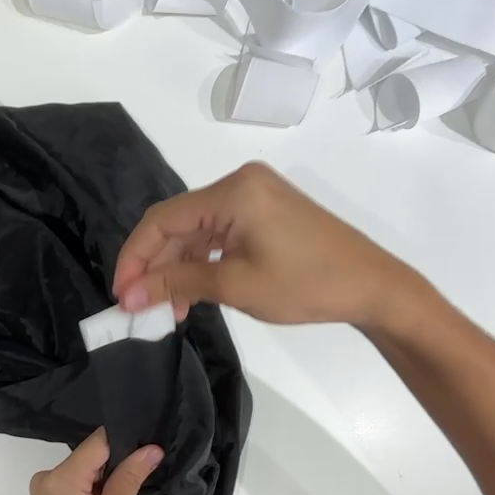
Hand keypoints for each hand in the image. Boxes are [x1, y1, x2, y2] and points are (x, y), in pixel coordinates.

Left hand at [10, 429, 161, 494]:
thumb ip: (129, 480)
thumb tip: (150, 448)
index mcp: (60, 479)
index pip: (98, 443)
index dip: (127, 442)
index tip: (153, 448)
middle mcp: (47, 477)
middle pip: (91, 455)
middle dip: (120, 461)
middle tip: (150, 472)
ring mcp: (45, 490)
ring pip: (86, 469)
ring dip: (109, 477)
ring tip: (138, 487)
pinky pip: (78, 483)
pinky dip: (96, 489)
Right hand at [113, 162, 426, 328]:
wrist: (373, 287)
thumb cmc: (306, 284)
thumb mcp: (234, 285)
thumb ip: (176, 284)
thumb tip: (127, 296)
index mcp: (232, 192)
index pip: (161, 220)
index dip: (134, 258)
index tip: (121, 296)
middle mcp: (239, 184)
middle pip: (175, 225)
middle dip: (154, 268)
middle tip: (140, 309)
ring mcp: (253, 197)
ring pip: (194, 233)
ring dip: (175, 271)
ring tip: (167, 311)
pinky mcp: (262, 213)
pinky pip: (216, 235)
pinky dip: (199, 264)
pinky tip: (191, 295)